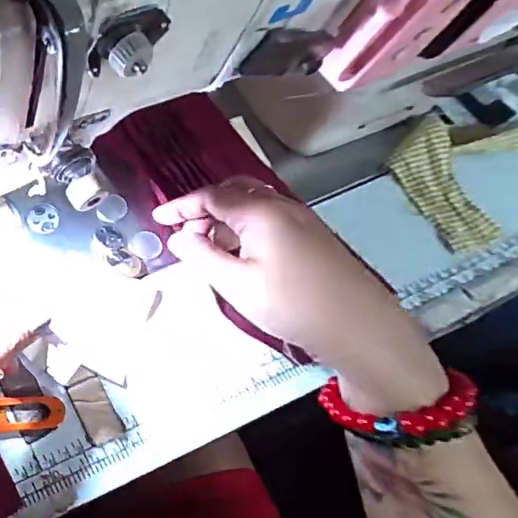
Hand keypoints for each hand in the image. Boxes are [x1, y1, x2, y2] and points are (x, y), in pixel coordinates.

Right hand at [152, 177, 447, 413]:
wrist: (358, 326)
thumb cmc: (292, 305)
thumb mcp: (237, 285)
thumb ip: (203, 257)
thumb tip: (178, 238)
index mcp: (261, 212)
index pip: (212, 196)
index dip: (181, 206)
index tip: (158, 218)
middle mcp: (282, 207)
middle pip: (235, 192)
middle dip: (205, 207)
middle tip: (185, 232)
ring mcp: (300, 220)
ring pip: (253, 205)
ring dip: (225, 218)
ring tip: (207, 247)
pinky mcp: (311, 237)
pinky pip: (269, 219)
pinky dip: (244, 227)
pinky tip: (239, 255)